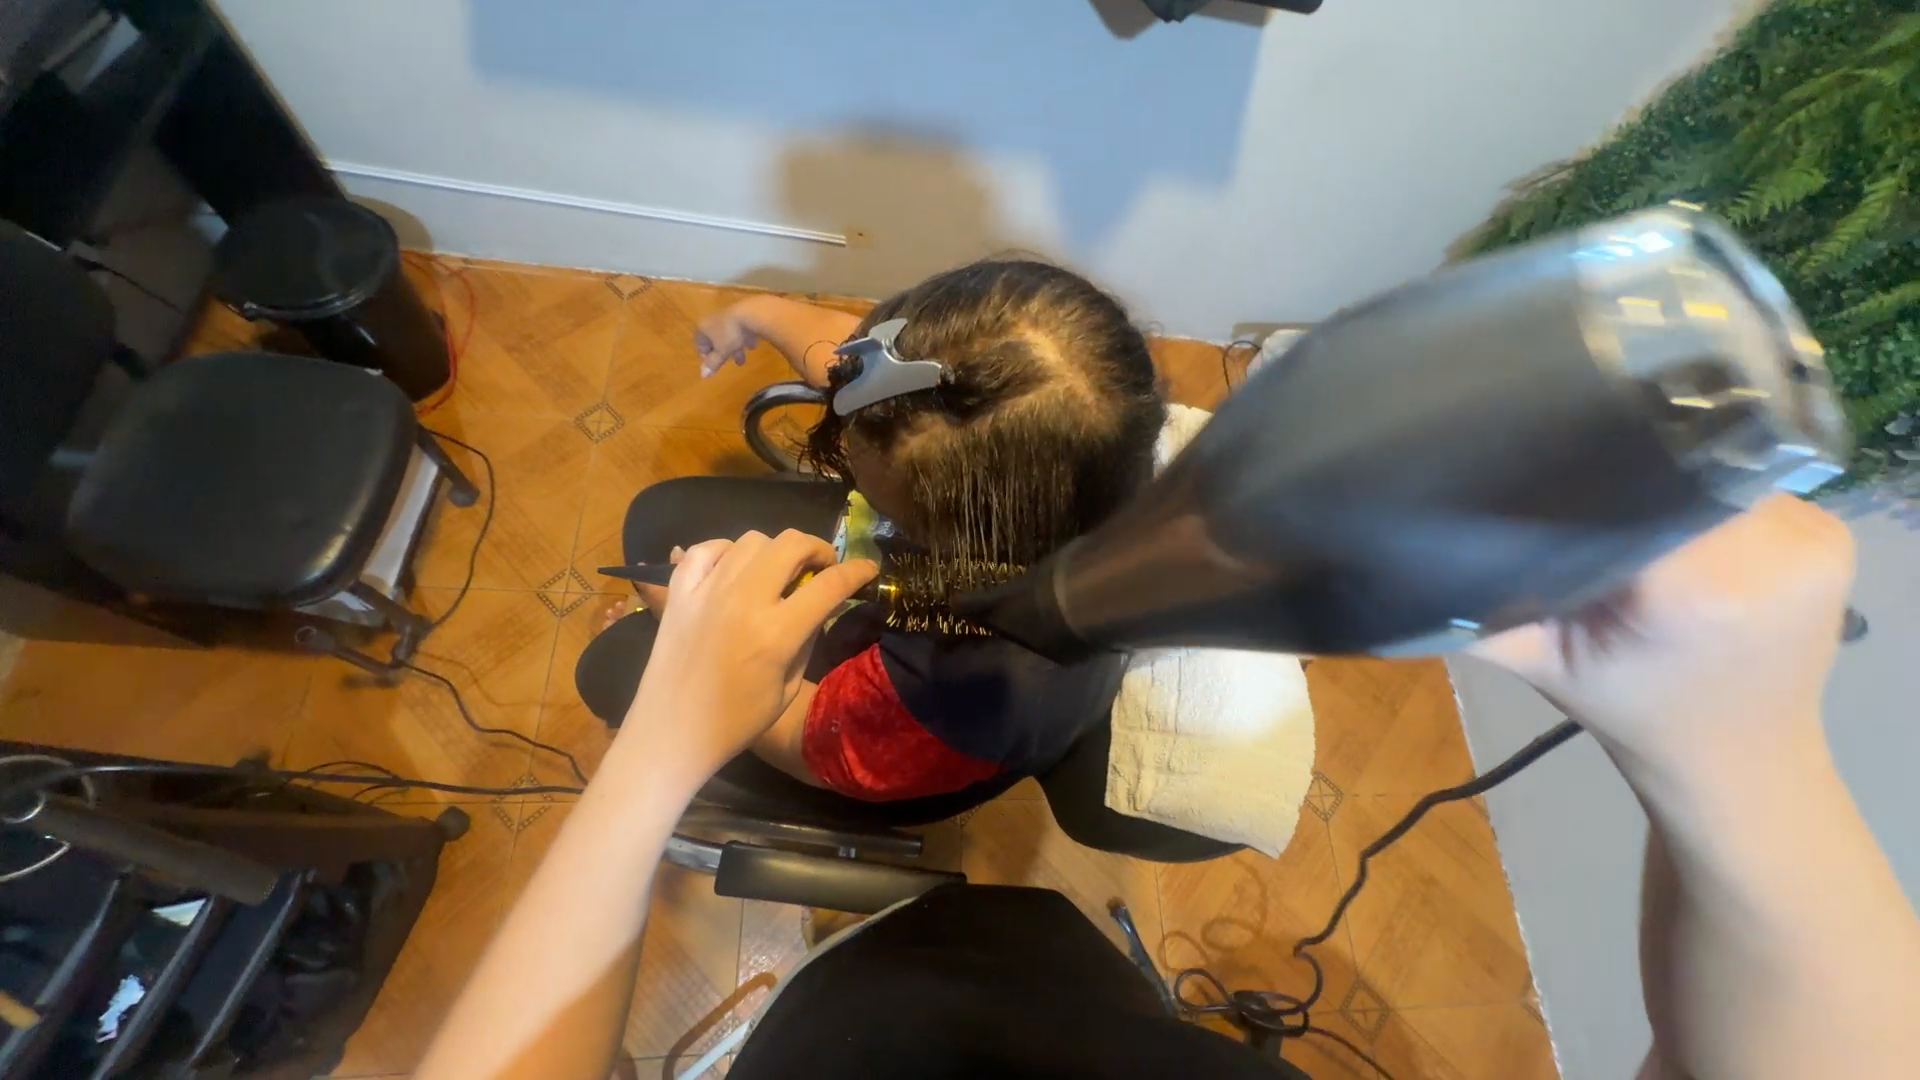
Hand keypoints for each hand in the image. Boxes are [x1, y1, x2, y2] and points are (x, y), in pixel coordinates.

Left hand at [617, 530, 876, 782]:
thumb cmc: (737, 722)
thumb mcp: (788, 687)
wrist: (671, 733)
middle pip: (792, 544)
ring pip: (753, 540)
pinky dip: (726, 551)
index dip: (858, 571)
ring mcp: (708, 591)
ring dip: (775, 551)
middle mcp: (744, 600)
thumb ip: (808, 638)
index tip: (868, 569)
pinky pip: (705, 550)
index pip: (830, 585)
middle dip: (818, 549)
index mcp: (777, 632)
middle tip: (821, 568)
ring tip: (777, 572)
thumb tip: (822, 605)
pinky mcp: (679, 593)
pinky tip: (734, 569)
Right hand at [695, 308, 759, 376]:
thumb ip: (713, 363)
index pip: (700, 344)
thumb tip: (703, 375)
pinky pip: (741, 330)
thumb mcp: (721, 352)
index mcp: (703, 327)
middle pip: (715, 340)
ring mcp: (728, 316)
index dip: (706, 357)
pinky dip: (744, 339)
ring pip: (729, 336)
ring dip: (735, 349)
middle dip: (723, 354)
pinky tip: (752, 345)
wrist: (751, 314)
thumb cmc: (730, 334)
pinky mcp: (742, 314)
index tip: (715, 365)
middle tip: (729, 363)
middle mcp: (713, 320)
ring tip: (742, 361)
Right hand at [1471, 495, 1854, 778]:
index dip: (1577, 490)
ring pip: (1711, 473)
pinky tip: (1672, 525)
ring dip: (1662, 487)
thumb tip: (1418, 560)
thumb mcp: (1534, 661)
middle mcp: (1775, 553)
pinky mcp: (1833, 531)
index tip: (1534, 497)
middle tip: (1568, 506)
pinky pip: (1746, 486)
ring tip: (1618, 513)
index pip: (1626, 494)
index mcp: (1695, 591)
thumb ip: (1477, 615)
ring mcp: (1817, 537)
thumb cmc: (1627, 708)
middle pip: (1670, 477)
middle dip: (1619, 486)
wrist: (1735, 753)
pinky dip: (1702, 497)